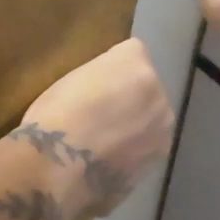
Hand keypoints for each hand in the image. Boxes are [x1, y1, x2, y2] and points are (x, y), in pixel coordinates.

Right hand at [14, 38, 173, 217]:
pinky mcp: (155, 165)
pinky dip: (128, 152)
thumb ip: (102, 75)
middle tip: (97, 111)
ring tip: (100, 140)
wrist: (58, 167)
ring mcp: (161, 133)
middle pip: (146, 88)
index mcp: (136, 64)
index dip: (111, 66)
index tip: (93, 80)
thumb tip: (106, 88)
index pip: (131, 52)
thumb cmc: (57, 112)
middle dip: (129, 96)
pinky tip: (103, 160)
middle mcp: (158, 95)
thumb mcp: (74, 76)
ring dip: (133, 125)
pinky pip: (142, 148)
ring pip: (149, 120)